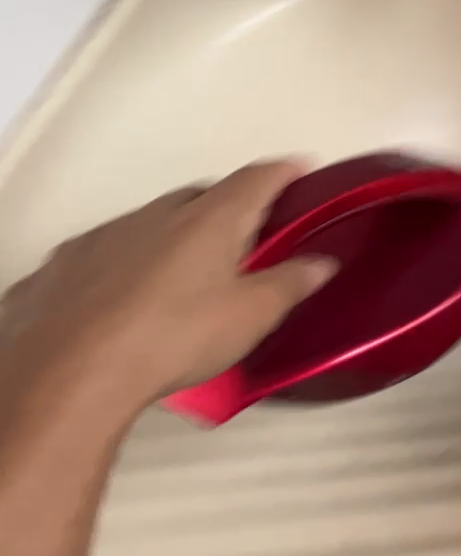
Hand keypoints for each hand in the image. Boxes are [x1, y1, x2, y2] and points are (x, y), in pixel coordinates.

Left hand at [0, 162, 333, 412]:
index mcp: (208, 221)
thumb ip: (292, 282)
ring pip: (143, 225)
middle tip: (246, 235)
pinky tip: (122, 301)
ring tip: (183, 274)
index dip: (283, 171)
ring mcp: (91, 245)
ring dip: (168, 237)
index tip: (300, 168)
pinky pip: (95, 258)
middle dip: (225, 207)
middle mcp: (149, 219)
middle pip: (198, 197)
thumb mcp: (255, 314)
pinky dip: (118, 267)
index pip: (256, 178)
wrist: (58, 387)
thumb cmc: (173, 339)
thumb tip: (319, 264)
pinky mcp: (46, 277)